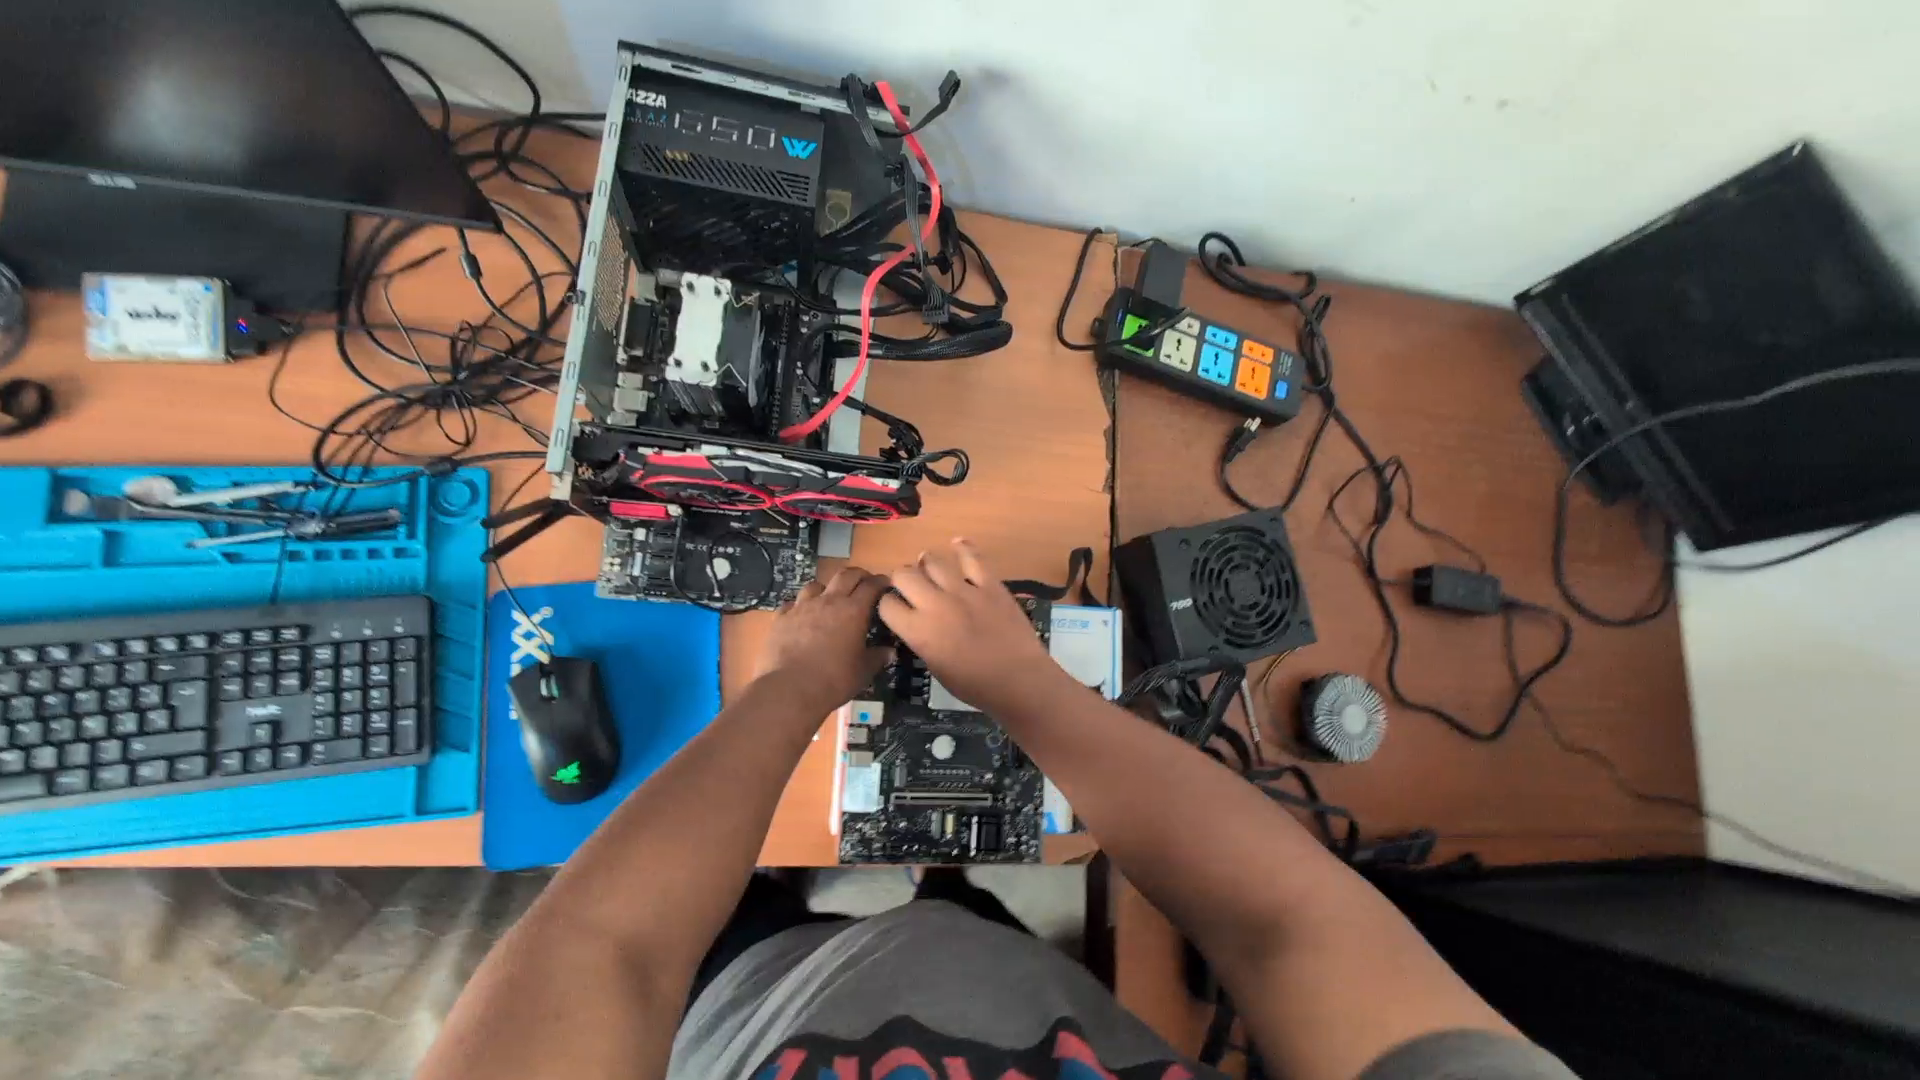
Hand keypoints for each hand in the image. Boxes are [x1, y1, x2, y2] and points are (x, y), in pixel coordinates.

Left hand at [753, 566, 893, 712]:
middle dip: (858, 575)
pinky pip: (791, 604)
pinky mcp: (781, 618)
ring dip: (826, 589)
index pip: (871, 585)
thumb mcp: (863, 671)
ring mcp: (802, 607)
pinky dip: (799, 607)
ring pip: (816, 585)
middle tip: (864, 582)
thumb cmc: (834, 679)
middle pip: (845, 575)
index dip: (880, 582)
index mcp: (853, 611)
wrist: (790, 688)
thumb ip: (877, 657)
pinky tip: (800, 617)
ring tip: (829, 599)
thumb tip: (890, 652)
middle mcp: (828, 601)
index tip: (886, 584)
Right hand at [879, 538, 1067, 713]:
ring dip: (927, 563)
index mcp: (918, 631)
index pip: (887, 604)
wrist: (1018, 680)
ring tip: (929, 566)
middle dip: (902, 579)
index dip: (888, 604)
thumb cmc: (975, 685)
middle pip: (903, 574)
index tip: (896, 607)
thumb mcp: (936, 667)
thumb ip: (922, 640)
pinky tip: (957, 544)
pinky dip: (963, 548)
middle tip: (911, 587)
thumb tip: (918, 623)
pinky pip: (972, 557)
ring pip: (933, 561)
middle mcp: (934, 605)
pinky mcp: (989, 584)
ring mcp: (963, 591)